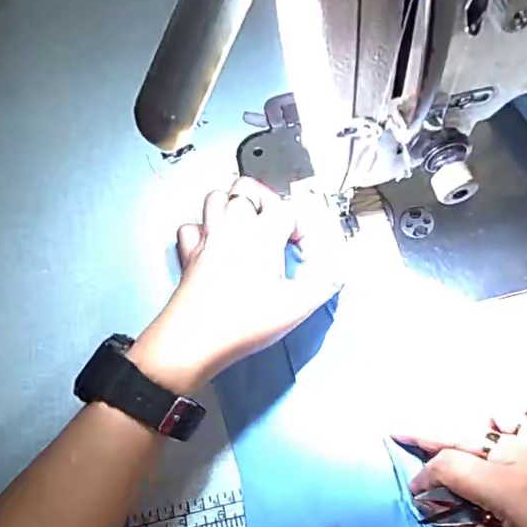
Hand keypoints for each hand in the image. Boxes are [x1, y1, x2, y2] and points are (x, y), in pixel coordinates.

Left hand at [131, 178, 342, 393]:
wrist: (196, 338)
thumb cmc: (244, 321)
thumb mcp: (296, 307)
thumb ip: (323, 287)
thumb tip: (338, 276)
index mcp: (263, 235)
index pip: (285, 208)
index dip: (298, 224)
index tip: (300, 247)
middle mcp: (233, 228)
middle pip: (245, 188)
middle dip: (263, 198)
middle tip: (273, 221)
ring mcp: (208, 238)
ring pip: (215, 197)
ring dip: (231, 204)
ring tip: (245, 225)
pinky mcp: (188, 254)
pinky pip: (191, 227)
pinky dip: (202, 229)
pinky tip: (214, 244)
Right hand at [401, 416, 526, 526]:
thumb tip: (445, 509)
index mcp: (513, 487)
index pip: (449, 465)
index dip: (425, 476)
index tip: (418, 491)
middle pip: (470, 433)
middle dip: (434, 435)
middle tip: (404, 429)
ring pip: (507, 424)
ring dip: (487, 438)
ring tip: (481, 455)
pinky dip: (524, 439)